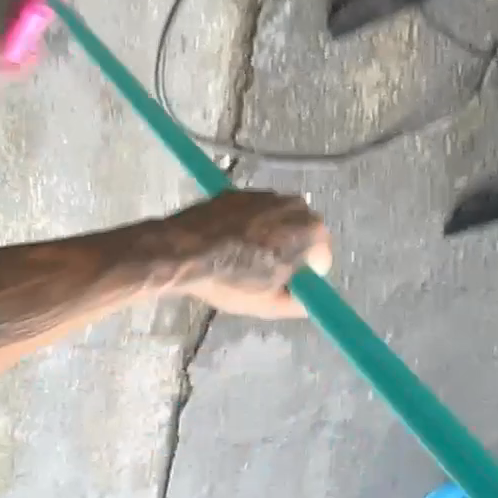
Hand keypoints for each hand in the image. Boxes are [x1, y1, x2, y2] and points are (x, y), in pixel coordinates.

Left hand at [162, 191, 331, 319]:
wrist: (177, 250)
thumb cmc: (226, 278)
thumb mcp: (266, 305)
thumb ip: (297, 304)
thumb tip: (305, 301)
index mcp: (312, 231)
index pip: (319, 259)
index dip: (301, 276)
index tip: (280, 285)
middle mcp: (295, 204)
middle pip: (298, 236)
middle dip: (284, 253)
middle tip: (256, 273)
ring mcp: (263, 194)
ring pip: (273, 223)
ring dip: (262, 238)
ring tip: (234, 258)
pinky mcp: (235, 192)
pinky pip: (249, 214)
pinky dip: (241, 226)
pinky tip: (221, 243)